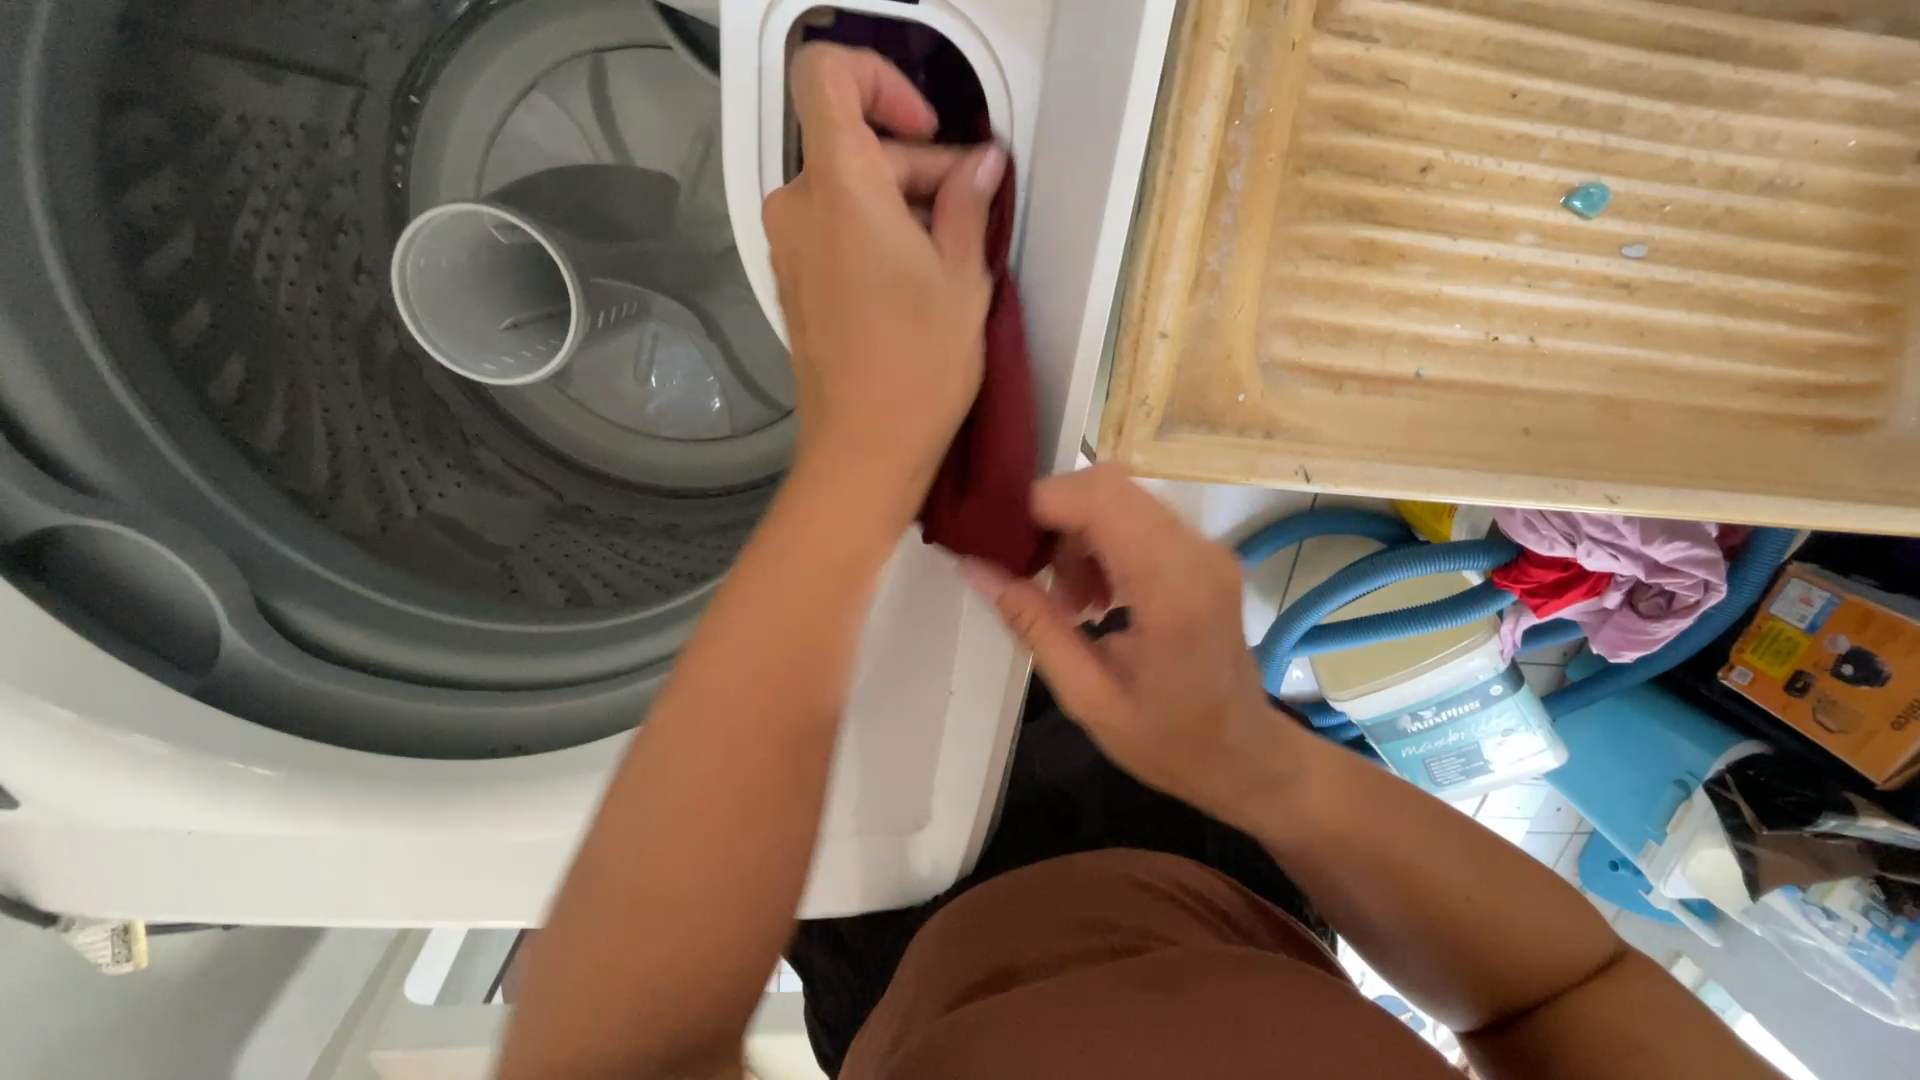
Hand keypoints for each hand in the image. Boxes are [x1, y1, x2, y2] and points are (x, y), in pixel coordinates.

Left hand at [764, 45, 1004, 515]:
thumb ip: (967, 205)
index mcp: (840, 189)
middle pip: (853, 143)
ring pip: (847, 188)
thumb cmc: (919, 367)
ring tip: (952, 252)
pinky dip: (875, 231)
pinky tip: (916, 275)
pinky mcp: (795, 281)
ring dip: (901, 202)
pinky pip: (834, 228)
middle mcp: (799, 207)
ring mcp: (790, 247)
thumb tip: (981, 164)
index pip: (827, 75)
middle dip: (916, 164)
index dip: (881, 81)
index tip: (928, 128)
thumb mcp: (961, 280)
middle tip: (972, 210)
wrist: (863, 449)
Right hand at [965, 466, 1312, 825]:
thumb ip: (1033, 625)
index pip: (1100, 498)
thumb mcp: (1087, 696)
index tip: (1005, 547)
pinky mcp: (1205, 553)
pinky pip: (1139, 518)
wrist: (1244, 756)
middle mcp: (1197, 552)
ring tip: (1070, 602)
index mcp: (1172, 589)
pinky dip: (1102, 542)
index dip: (1041, 505)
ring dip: (1078, 534)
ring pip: (1120, 497)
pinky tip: (1097, 596)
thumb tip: (976, 567)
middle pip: (1108, 486)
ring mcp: (1206, 548)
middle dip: (1055, 520)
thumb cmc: (1169, 740)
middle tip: (1038, 580)